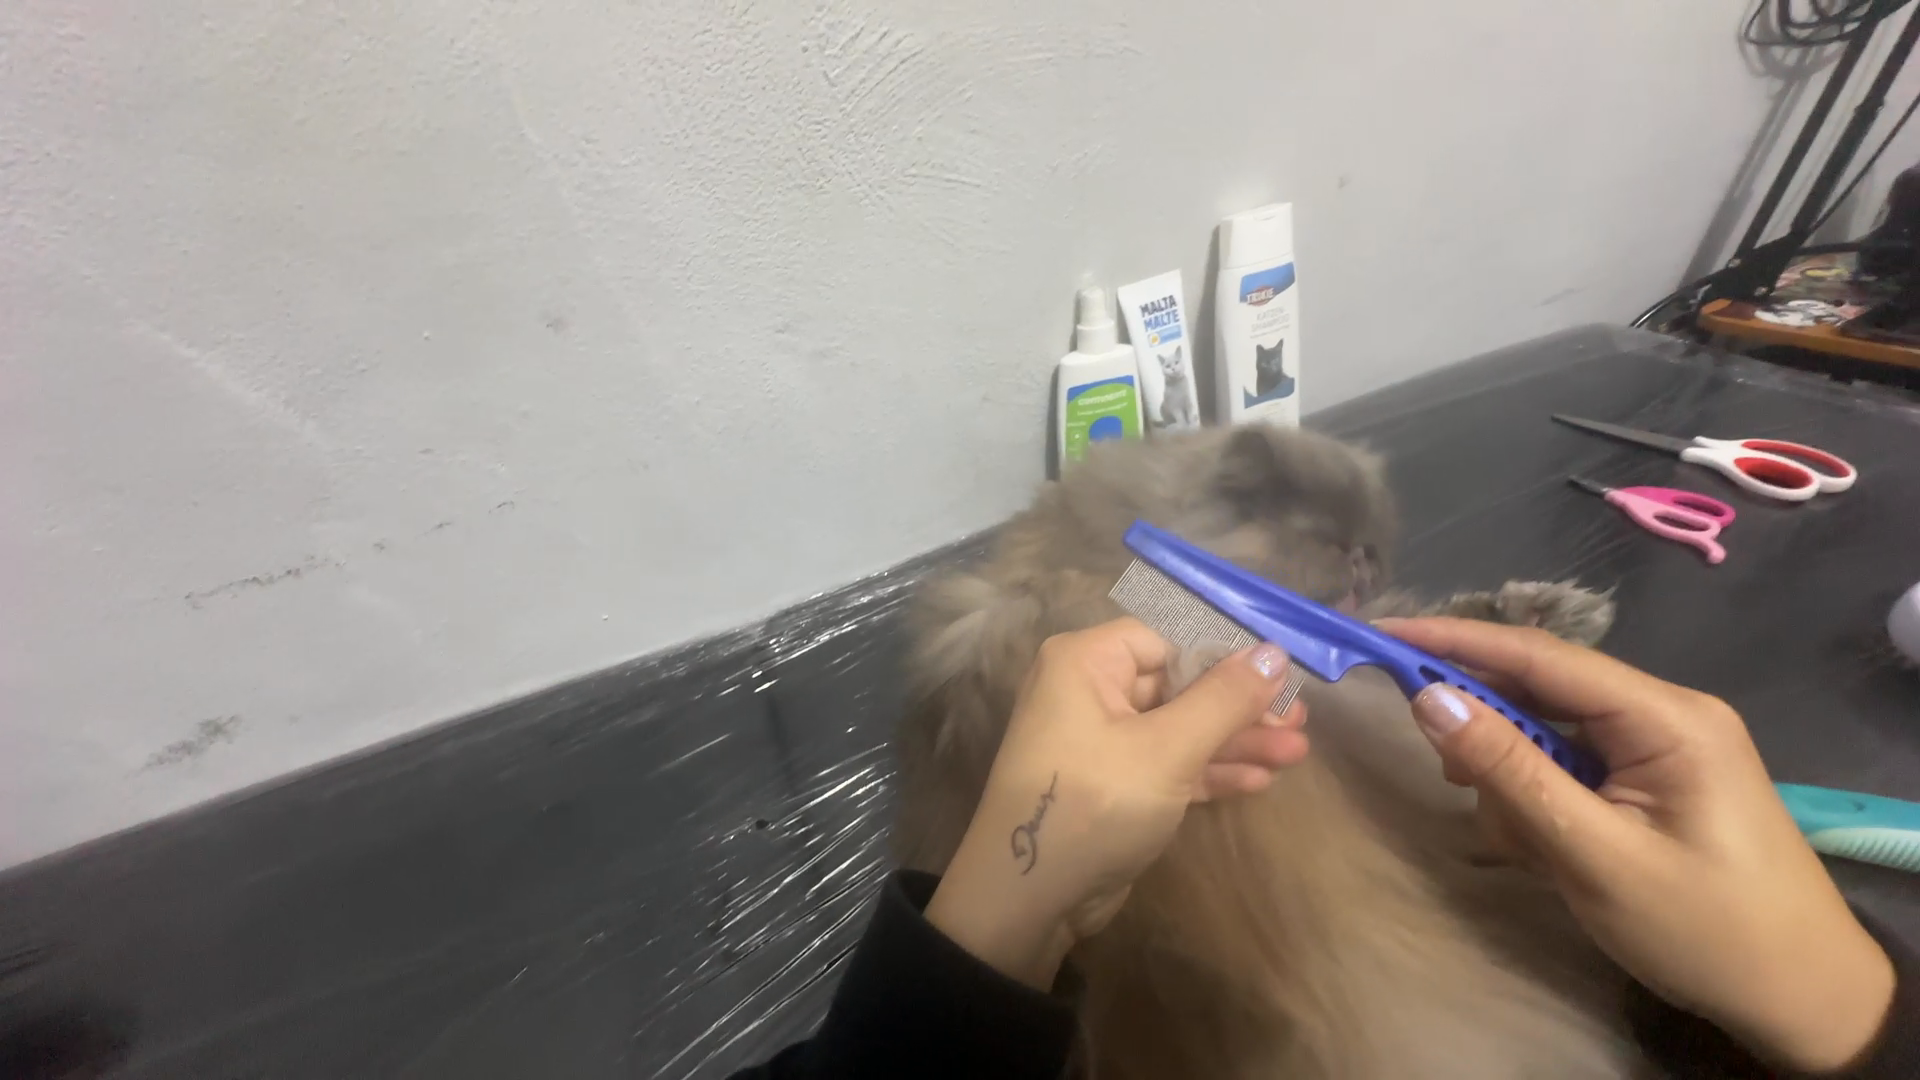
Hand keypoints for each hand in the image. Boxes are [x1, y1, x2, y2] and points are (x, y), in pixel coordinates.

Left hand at [923, 617, 1304, 989]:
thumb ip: (1224, 699)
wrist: (1029, 898)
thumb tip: (1274, 652)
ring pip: (1176, 726)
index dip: (1224, 652)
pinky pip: (1165, 762)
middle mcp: (1087, 689)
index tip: (1282, 670)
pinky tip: (1259, 780)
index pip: (1165, 637)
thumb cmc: (1095, 802)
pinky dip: (1207, 771)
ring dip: (1232, 740)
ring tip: (1297, 753)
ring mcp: (1098, 738)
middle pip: (1175, 683)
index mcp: (1085, 661)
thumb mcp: (1166, 749)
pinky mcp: (1111, 782)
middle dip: (1238, 705)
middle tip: (1300, 719)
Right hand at [1382, 617, 1895, 1073]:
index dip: (1451, 639)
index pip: (1536, 655)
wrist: (1806, 1007)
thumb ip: (1508, 770)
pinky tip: (1535, 841)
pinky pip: (1553, 757)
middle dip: (1481, 728)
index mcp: (1665, 718)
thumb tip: (1426, 698)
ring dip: (1504, 773)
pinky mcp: (1636, 772)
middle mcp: (1656, 712)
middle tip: (1448, 773)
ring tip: (1520, 838)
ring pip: (1534, 725)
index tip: (1379, 634)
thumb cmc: (1709, 932)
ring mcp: (1647, 742)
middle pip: (1532, 686)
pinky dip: (1525, 792)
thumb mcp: (1595, 854)